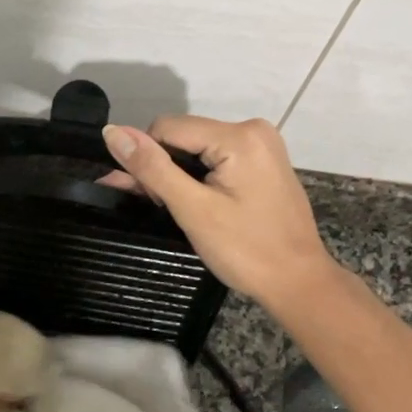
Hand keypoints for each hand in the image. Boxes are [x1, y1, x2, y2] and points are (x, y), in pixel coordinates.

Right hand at [100, 116, 336, 305]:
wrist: (299, 283)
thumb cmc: (246, 250)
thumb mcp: (193, 209)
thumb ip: (152, 168)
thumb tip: (112, 131)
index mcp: (239, 135)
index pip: (167, 127)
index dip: (148, 158)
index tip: (150, 197)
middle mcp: (253, 129)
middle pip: (183, 136)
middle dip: (163, 167)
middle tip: (160, 207)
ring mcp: (261, 145)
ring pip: (197, 148)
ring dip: (178, 174)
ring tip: (174, 208)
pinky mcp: (263, 162)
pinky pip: (216, 159)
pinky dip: (199, 177)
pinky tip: (193, 201)